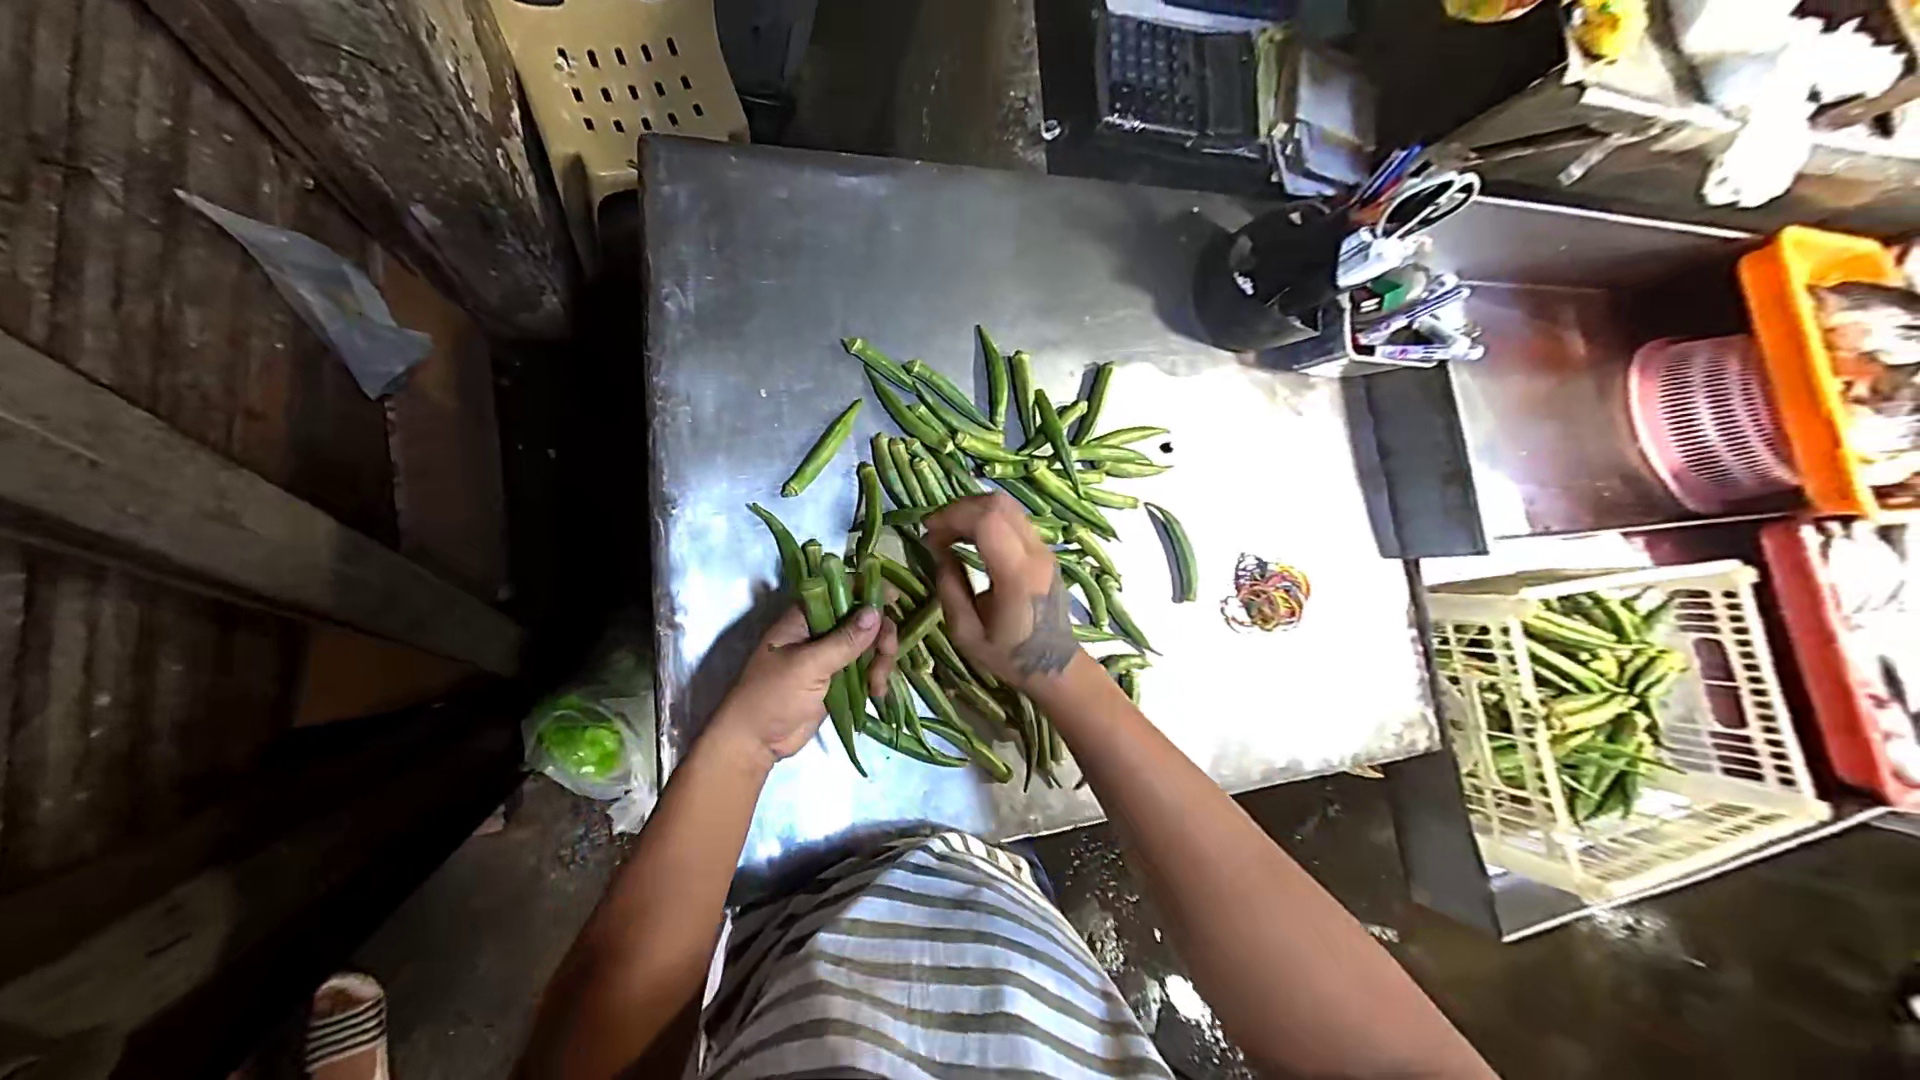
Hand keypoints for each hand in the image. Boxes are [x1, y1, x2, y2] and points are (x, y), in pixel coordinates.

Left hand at [706, 604, 898, 767]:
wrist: (755, 741)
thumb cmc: (772, 695)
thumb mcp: (809, 665)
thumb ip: (845, 640)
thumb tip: (875, 611)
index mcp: (805, 616)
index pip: (842, 589)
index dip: (868, 590)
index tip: (895, 600)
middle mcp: (821, 629)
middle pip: (864, 617)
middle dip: (881, 635)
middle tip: (885, 656)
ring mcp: (831, 654)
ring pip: (870, 643)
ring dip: (881, 660)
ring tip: (877, 685)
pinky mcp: (839, 678)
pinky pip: (867, 666)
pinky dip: (876, 676)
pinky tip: (877, 693)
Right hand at [925, 494, 1084, 694]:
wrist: (1055, 666)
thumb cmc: (1010, 656)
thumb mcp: (967, 634)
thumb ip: (950, 590)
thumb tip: (938, 553)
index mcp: (1017, 576)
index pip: (988, 521)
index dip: (953, 517)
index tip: (929, 534)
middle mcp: (1035, 554)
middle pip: (998, 504)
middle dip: (959, 509)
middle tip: (936, 531)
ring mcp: (1044, 550)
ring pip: (1007, 506)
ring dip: (973, 511)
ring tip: (950, 533)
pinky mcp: (1044, 551)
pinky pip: (1014, 519)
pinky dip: (987, 519)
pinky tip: (970, 539)